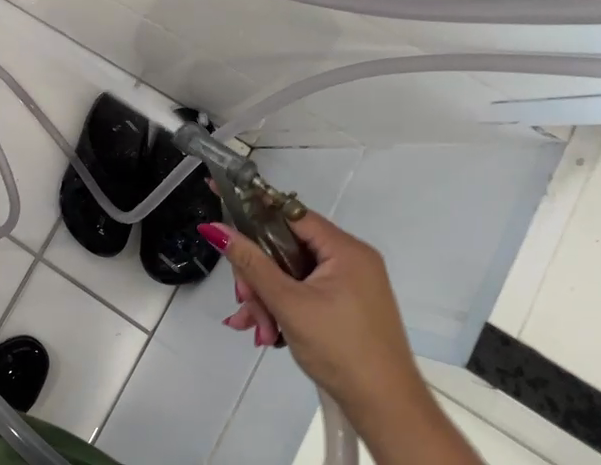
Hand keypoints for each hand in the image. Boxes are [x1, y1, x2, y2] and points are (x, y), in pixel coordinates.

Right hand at [203, 213, 424, 419]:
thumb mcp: (287, 303)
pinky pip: (299, 291)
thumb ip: (249, 262)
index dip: (250, 203)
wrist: (387, 409)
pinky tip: (265, 330)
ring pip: (286, 272)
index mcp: (345, 251)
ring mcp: (347, 284)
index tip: (215, 191)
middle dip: (256, 274)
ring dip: (264, 296)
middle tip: (245, 301)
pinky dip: (279, 306)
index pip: (288, 212)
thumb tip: (213, 227)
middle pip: (282, 246)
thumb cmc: (340, 349)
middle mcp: (349, 261)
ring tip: (257, 327)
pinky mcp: (343, 304)